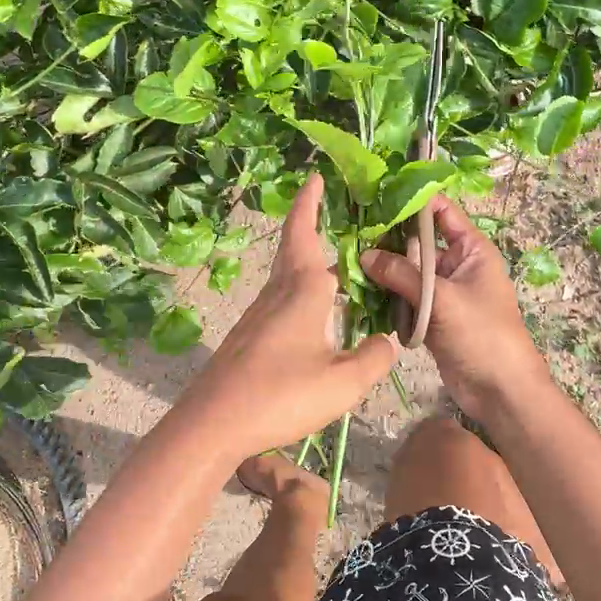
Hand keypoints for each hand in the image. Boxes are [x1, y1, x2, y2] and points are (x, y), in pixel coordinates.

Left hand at [175, 175, 397, 460]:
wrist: (212, 423)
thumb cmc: (281, 395)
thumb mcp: (343, 383)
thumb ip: (374, 358)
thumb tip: (387, 341)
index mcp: (303, 289)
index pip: (305, 232)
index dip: (310, 203)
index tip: (316, 177)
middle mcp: (279, 292)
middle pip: (295, 248)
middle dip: (310, 224)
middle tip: (332, 211)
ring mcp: (260, 314)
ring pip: (289, 276)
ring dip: (311, 263)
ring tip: (341, 270)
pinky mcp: (251, 337)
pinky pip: (283, 300)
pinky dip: (304, 293)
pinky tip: (318, 319)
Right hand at [361, 195, 552, 423]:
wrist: (501, 392)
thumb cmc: (483, 334)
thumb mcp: (443, 299)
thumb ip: (402, 274)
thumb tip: (365, 255)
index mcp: (472, 249)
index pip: (441, 212)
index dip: (412, 201)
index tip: (377, 195)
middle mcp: (457, 265)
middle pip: (418, 242)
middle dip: (389, 239)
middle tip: (352, 232)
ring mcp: (444, 292)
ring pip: (408, 271)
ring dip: (385, 270)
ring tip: (349, 262)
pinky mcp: (433, 317)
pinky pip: (406, 298)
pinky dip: (388, 296)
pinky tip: (360, 291)